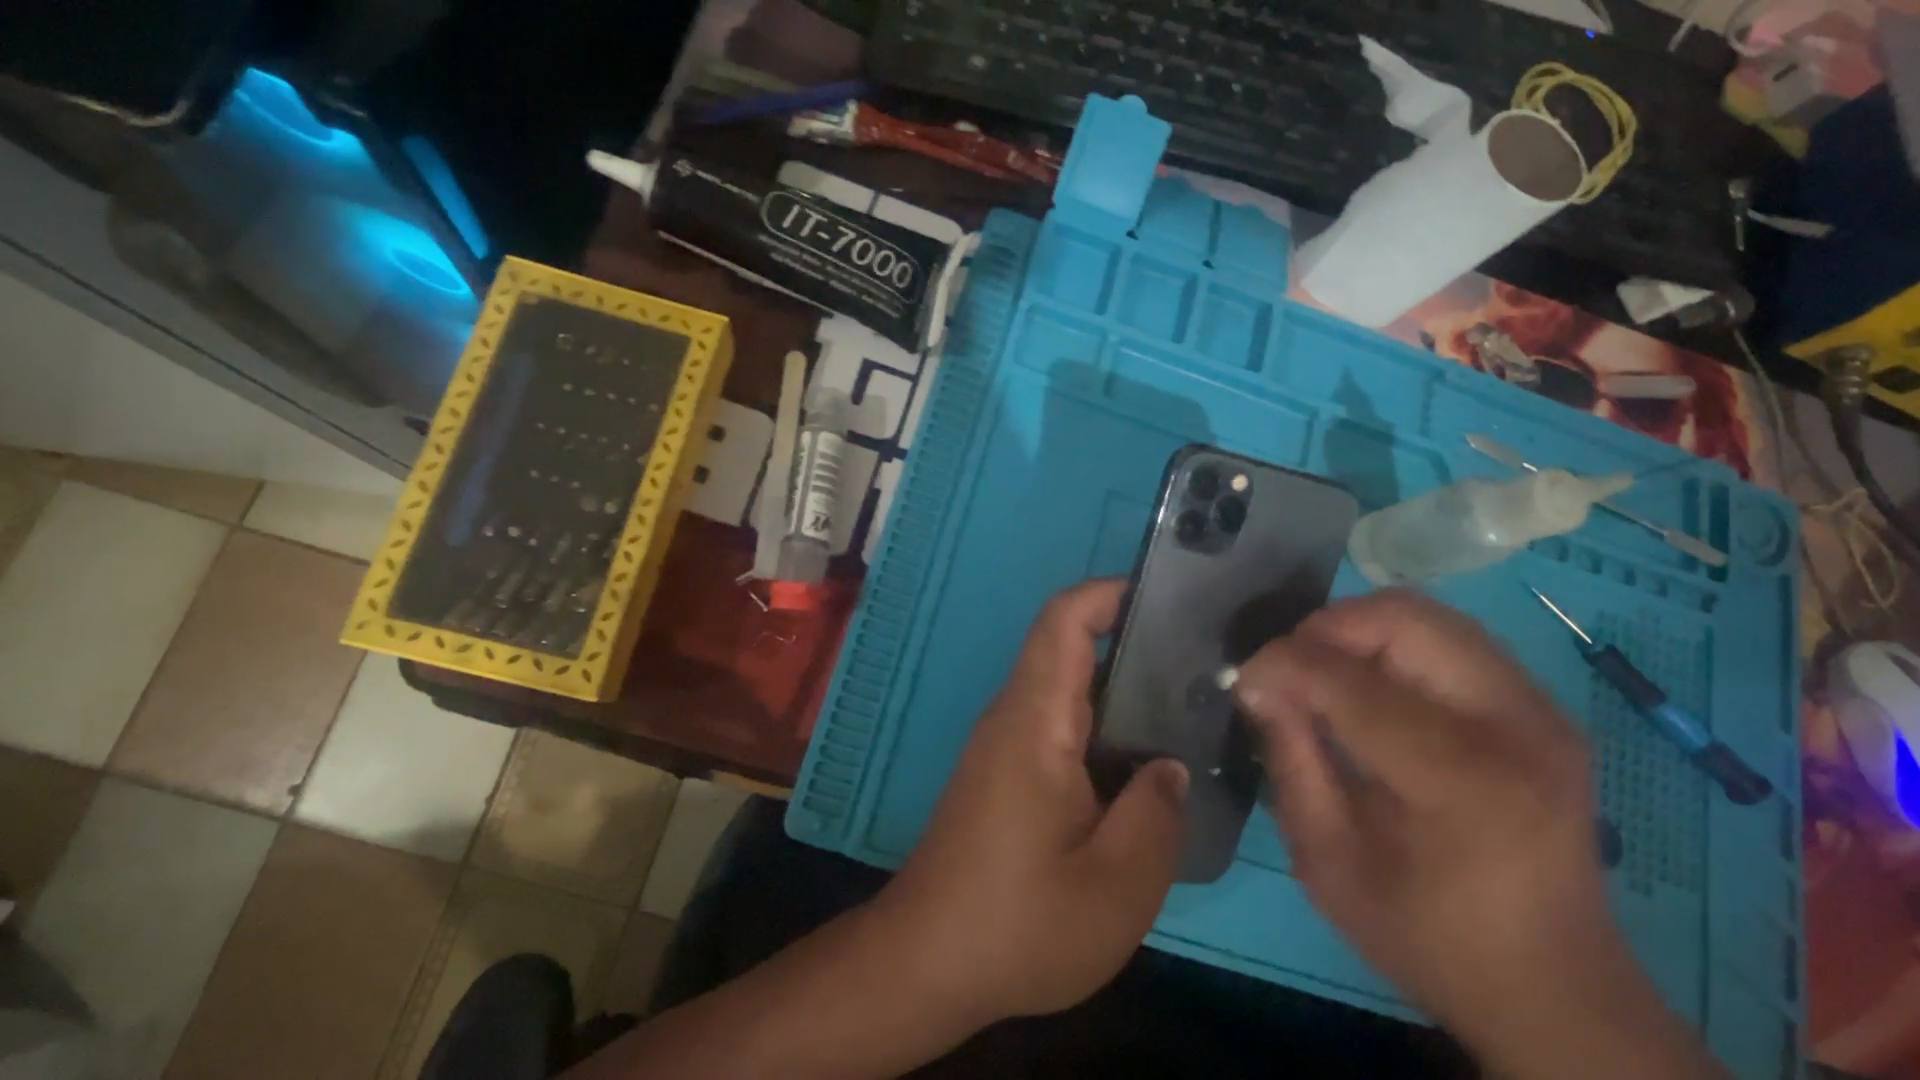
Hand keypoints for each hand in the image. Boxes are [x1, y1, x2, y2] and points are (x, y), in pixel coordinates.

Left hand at [871, 579, 1189, 1024]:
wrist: (923, 965)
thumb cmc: (1018, 923)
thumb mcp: (1115, 883)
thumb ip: (1156, 813)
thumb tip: (1170, 764)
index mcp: (1035, 722)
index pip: (1063, 621)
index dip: (1110, 592)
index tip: (1171, 597)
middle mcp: (1013, 720)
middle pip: (1071, 651)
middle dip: (1137, 644)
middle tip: (1211, 664)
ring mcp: (1004, 751)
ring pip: (1069, 696)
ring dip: (1125, 696)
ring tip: (1197, 712)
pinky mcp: (1003, 782)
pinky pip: (1059, 733)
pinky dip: (1106, 735)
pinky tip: (1148, 772)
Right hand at [1233, 589, 1722, 1078]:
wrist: (1554, 987)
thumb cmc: (1428, 937)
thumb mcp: (1328, 863)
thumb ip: (1291, 761)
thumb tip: (1259, 684)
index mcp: (1458, 777)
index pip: (1349, 677)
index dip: (1282, 664)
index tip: (1244, 681)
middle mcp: (1513, 722)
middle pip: (1402, 617)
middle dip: (1325, 629)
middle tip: (1287, 672)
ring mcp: (1541, 709)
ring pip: (1432, 616)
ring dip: (1361, 633)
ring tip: (1324, 678)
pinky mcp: (1545, 709)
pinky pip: (1455, 642)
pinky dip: (1396, 648)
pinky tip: (1372, 694)